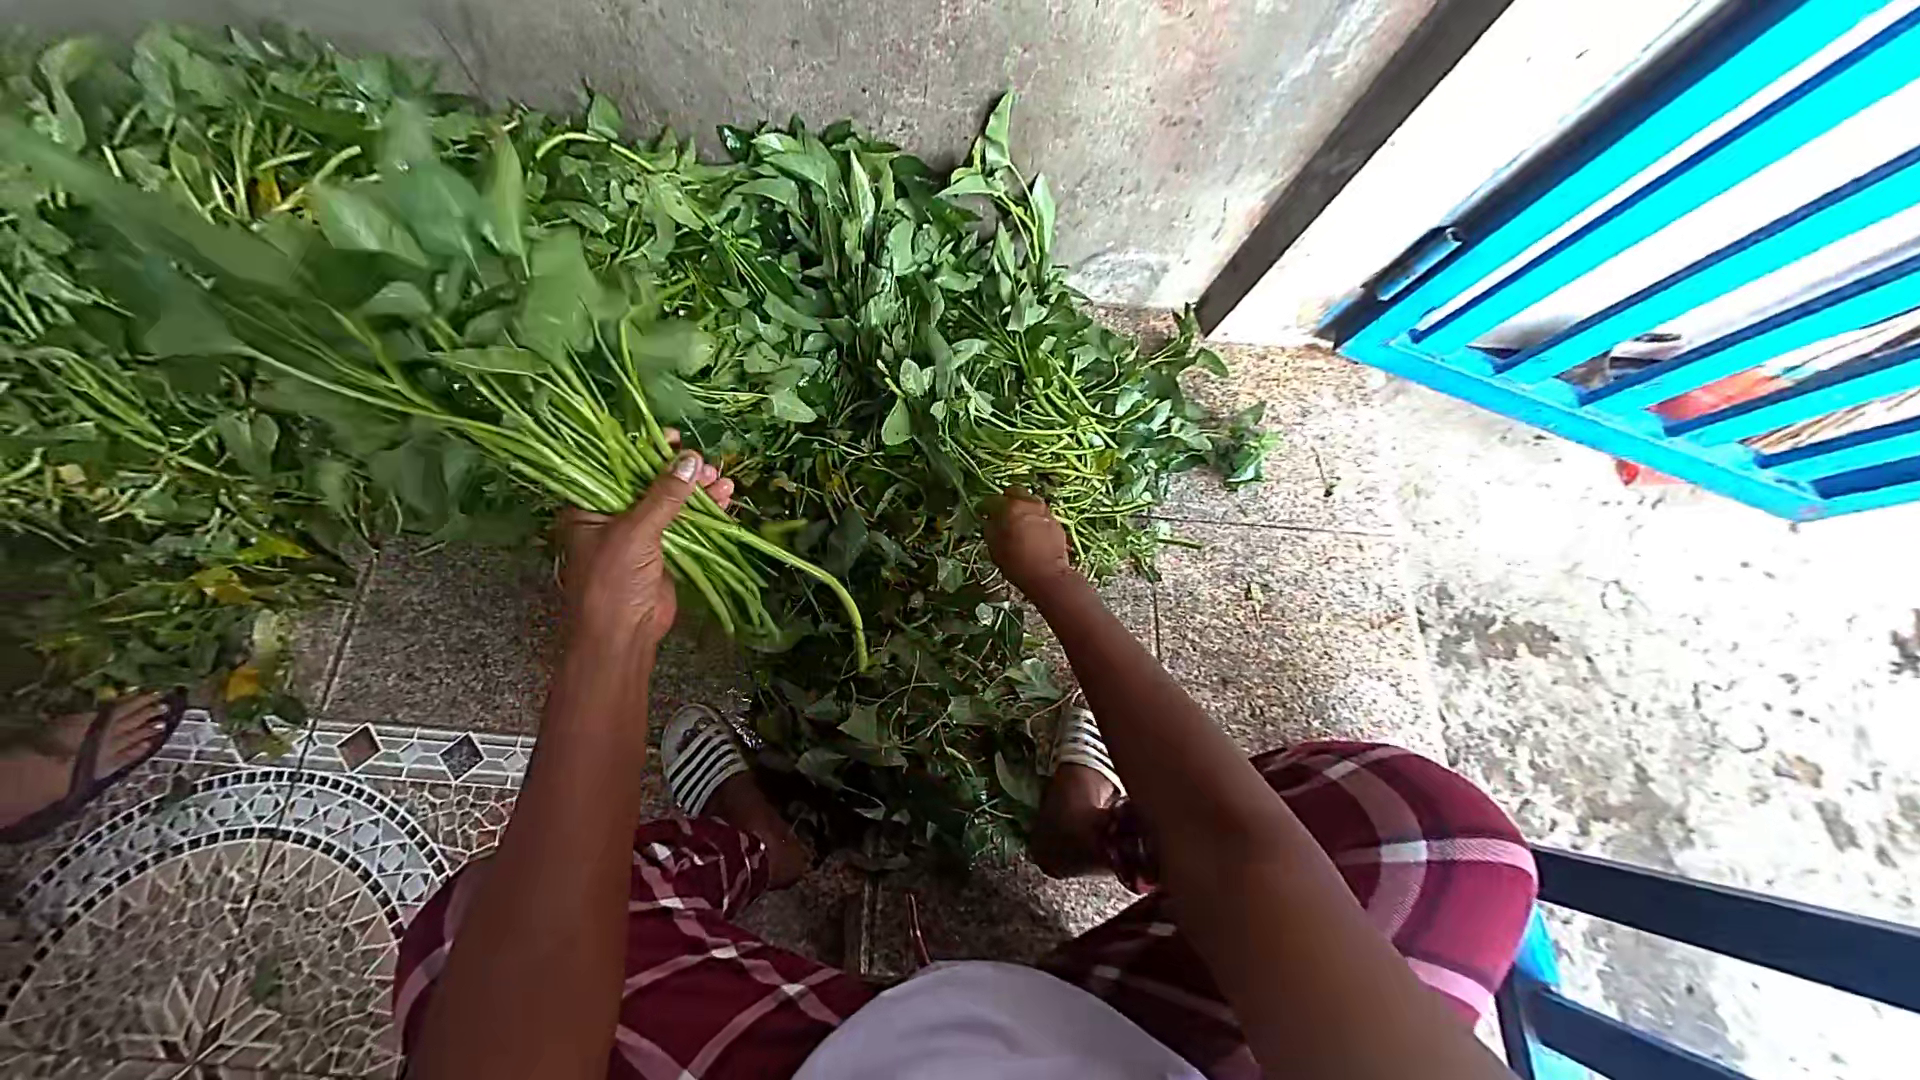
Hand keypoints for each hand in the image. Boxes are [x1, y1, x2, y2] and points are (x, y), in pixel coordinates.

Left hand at [556, 430, 734, 655]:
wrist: (623, 634)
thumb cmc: (611, 582)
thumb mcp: (634, 533)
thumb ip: (663, 496)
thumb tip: (690, 460)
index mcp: (589, 506)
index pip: (616, 466)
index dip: (643, 449)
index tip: (672, 437)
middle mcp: (613, 515)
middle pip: (650, 482)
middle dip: (680, 472)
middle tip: (707, 464)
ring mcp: (640, 532)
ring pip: (672, 502)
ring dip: (698, 492)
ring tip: (722, 482)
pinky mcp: (664, 549)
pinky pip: (686, 523)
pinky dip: (705, 512)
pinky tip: (724, 500)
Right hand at [983, 486, 1073, 596]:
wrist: (1048, 574)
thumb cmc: (1015, 562)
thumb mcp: (994, 546)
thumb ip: (989, 528)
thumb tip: (989, 520)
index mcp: (1009, 507)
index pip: (991, 500)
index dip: (983, 507)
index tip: (981, 513)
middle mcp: (1028, 503)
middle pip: (1014, 491)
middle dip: (1006, 500)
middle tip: (1001, 513)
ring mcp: (1044, 510)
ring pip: (1030, 500)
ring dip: (1022, 506)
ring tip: (1017, 520)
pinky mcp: (1055, 520)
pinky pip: (1040, 513)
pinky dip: (1033, 517)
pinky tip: (1031, 529)